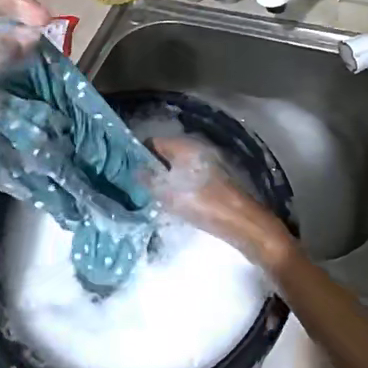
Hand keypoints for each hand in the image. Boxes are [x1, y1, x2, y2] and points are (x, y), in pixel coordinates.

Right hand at [146, 136, 296, 268]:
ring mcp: (205, 166)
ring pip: (174, 169)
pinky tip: (168, 204)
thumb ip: (148, 179)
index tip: (123, 172)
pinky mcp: (212, 183)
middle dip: (149, 169)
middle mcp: (195, 151)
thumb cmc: (206, 205)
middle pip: (163, 156)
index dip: (137, 155)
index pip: (152, 142)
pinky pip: (185, 180)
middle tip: (132, 187)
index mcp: (185, 146)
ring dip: (162, 181)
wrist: (244, 225)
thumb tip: (133, 170)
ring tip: (146, 198)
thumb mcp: (170, 193)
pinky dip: (175, 188)